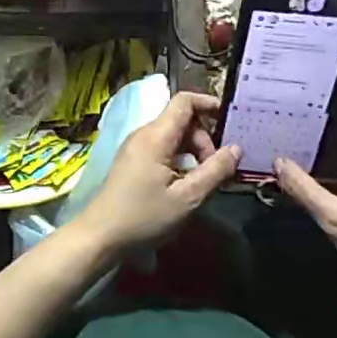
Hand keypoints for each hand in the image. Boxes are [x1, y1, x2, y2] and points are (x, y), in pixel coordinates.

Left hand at [69, 92, 240, 251]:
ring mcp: (135, 148)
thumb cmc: (144, 216)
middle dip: (204, 140)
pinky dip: (179, 160)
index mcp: (155, 136)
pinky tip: (185, 185)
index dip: (209, 104)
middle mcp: (143, 135)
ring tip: (203, 182)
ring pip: (173, 137)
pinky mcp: (131, 161)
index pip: (184, 101)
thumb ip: (215, 171)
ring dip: (193, 153)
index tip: (230, 121)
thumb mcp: (188, 198)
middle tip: (216, 171)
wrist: (101, 235)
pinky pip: (161, 149)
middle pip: (181, 121)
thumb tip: (235, 149)